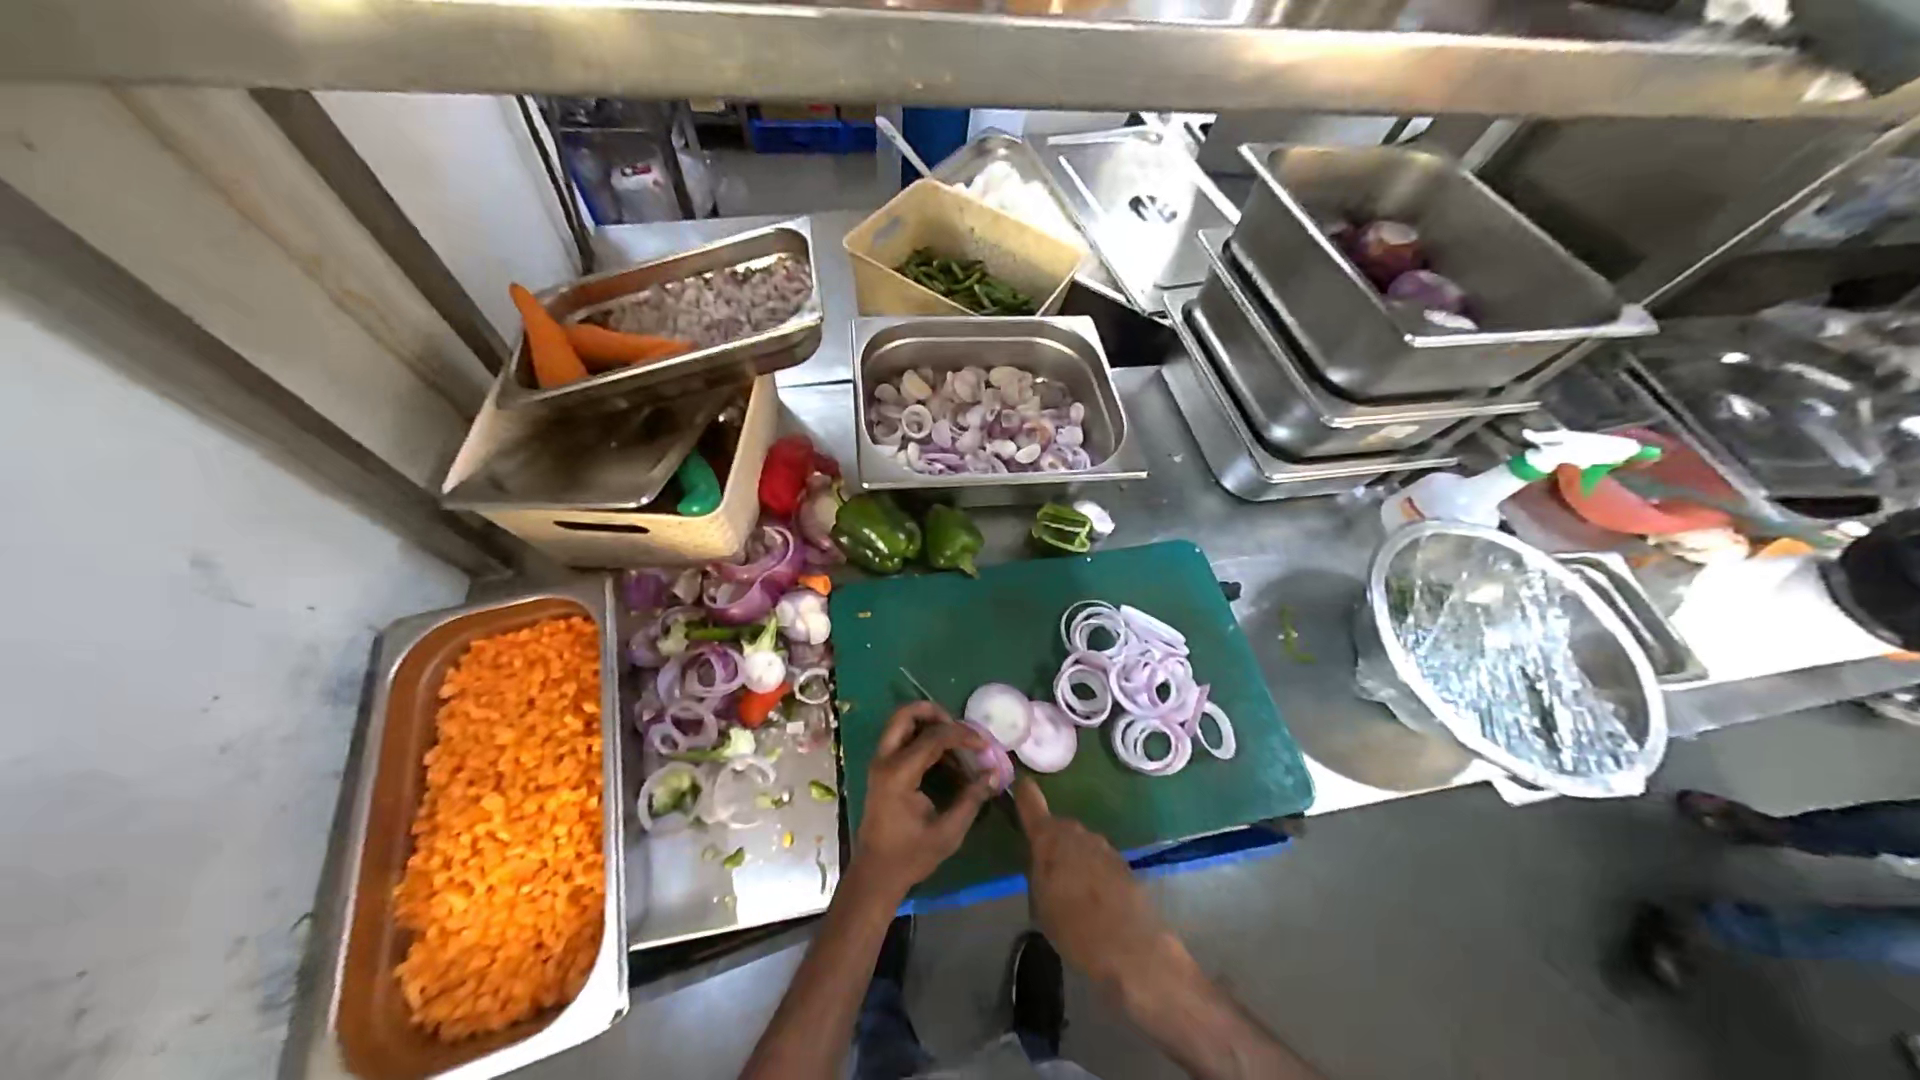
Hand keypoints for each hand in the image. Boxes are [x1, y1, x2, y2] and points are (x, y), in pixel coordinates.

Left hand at [853, 703, 993, 899]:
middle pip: (906, 714)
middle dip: (936, 713)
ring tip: (958, 745)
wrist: (876, 874)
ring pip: (902, 723)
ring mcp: (881, 762)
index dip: (963, 735)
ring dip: (930, 724)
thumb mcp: (948, 831)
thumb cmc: (910, 855)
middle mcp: (885, 760)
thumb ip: (972, 798)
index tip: (985, 745)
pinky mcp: (883, 769)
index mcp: (899, 774)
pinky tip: (947, 759)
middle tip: (961, 728)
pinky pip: (902, 738)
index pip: (933, 737)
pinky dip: (924, 738)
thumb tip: (994, 773)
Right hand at [1013, 777, 1182, 987]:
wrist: (1130, 947)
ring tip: (1070, 889)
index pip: (1031, 804)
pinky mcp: (1122, 862)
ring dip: (1073, 857)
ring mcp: (1102, 845)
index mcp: (1049, 839)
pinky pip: (1098, 858)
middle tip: (1044, 868)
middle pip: (1058, 827)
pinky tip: (1093, 896)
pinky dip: (1092, 869)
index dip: (1025, 793)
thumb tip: (1041, 858)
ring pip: (1080, 843)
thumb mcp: (1040, 902)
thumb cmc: (1073, 927)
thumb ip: (1038, 871)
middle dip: (1051, 841)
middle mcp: (1077, 833)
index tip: (1020, 782)